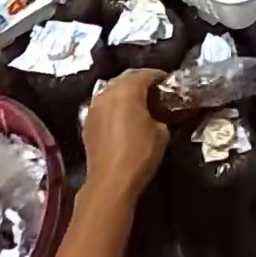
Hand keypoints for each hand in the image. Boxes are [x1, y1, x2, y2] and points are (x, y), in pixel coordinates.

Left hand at [81, 68, 168, 206]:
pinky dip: (114, 104)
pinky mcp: (87, 122)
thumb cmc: (140, 154)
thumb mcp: (162, 132)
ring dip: (125, 91)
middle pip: (126, 77)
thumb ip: (159, 114)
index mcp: (127, 91)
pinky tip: (123, 116)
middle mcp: (108, 93)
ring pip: (112, 89)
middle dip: (141, 80)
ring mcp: (94, 107)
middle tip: (155, 89)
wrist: (110, 182)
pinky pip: (104, 104)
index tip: (168, 81)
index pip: (145, 74)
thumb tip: (157, 114)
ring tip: (139, 101)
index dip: (159, 76)